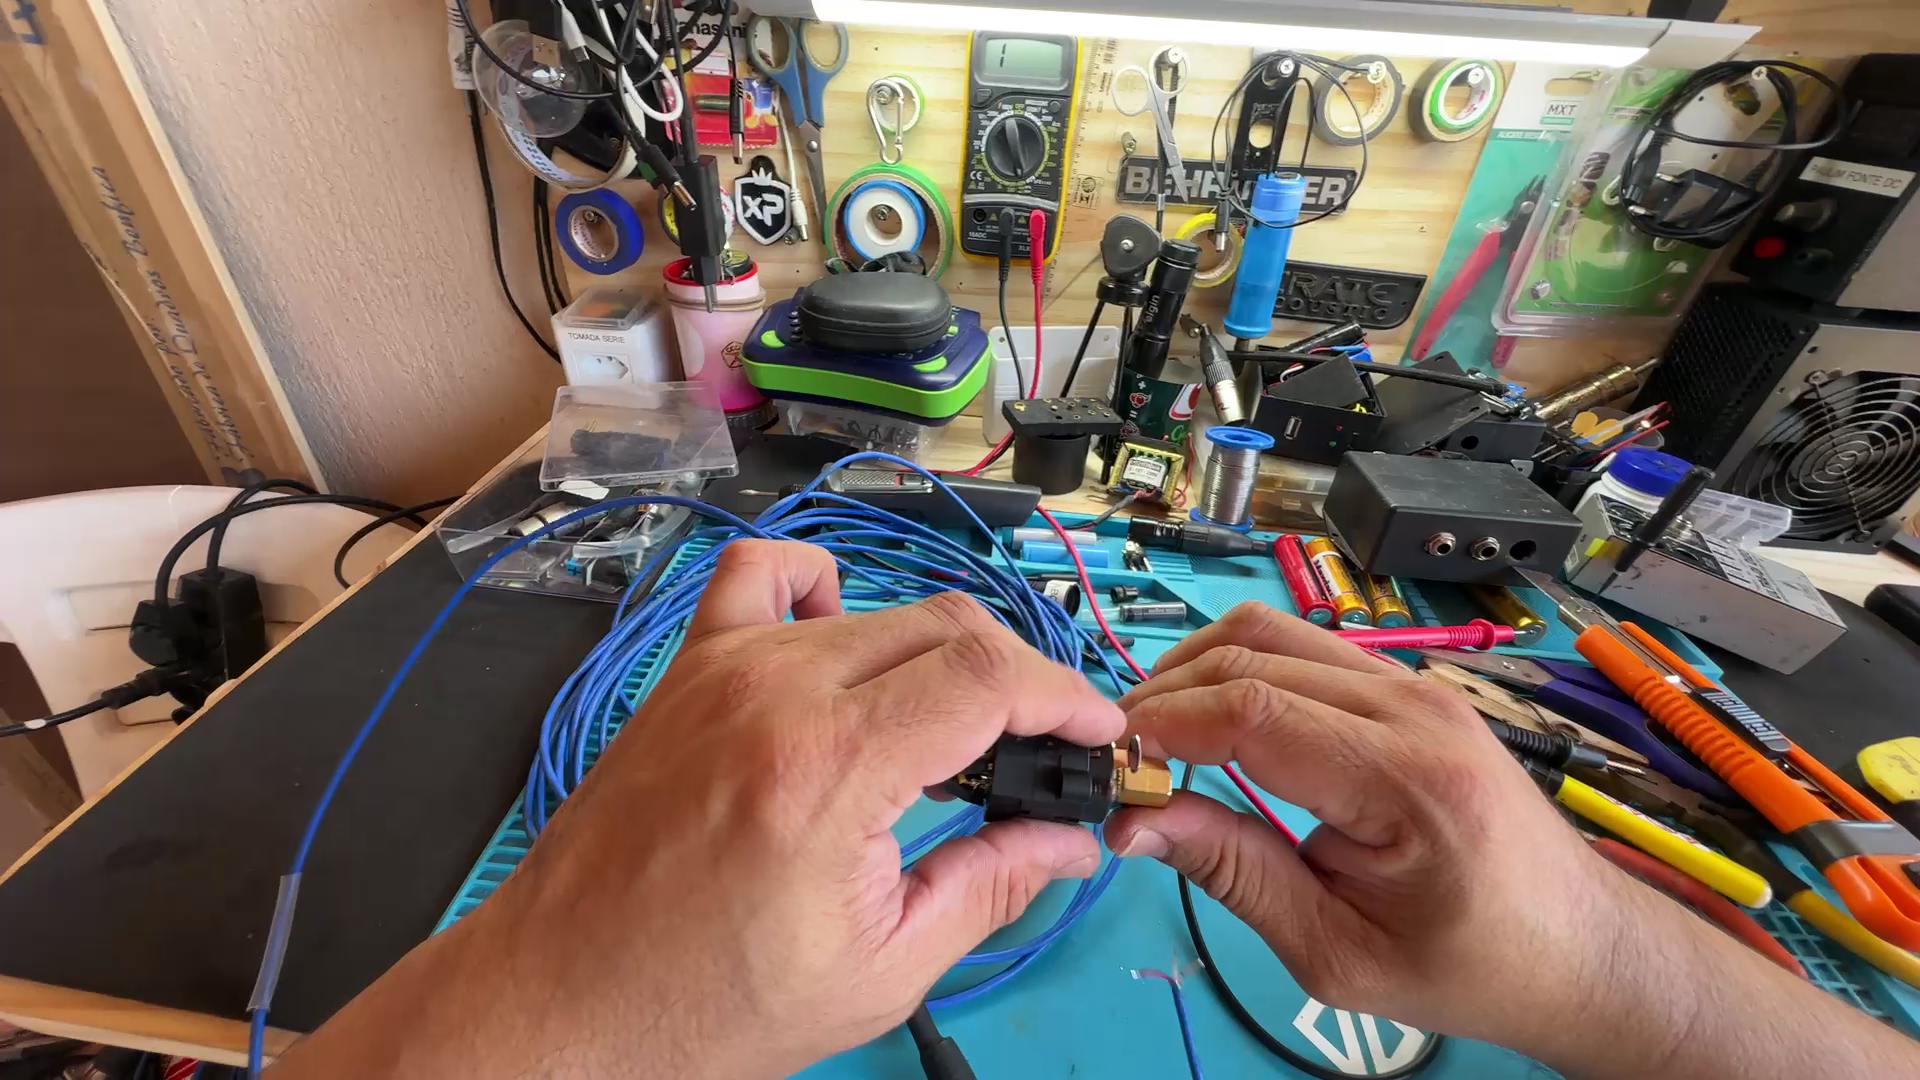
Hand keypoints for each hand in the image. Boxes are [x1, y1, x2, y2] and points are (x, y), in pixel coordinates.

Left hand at [269, 540, 1122, 1078]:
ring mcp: (731, 659)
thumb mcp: (880, 970)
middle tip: (1037, 739)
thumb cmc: (713, 1007)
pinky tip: (839, 641)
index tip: (1096, 729)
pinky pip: (768, 572)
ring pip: (884, 607)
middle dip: (1018, 677)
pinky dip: (827, 588)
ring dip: (945, 653)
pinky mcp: (694, 659)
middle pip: (948, 629)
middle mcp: (783, 686)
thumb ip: (991, 884)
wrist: (557, 1001)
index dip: (1063, 694)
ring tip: (955, 717)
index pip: (986, 679)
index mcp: (832, 767)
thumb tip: (1074, 842)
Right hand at [1104, 602, 1644, 1061]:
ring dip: (1193, 668)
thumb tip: (1131, 822)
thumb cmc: (1467, 966)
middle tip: (1122, 751)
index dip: (1166, 724)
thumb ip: (1230, 872)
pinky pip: (1293, 642)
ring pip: (1263, 629)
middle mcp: (1410, 704)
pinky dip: (1232, 664)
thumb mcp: (1335, 951)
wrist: (1586, 948)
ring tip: (1156, 725)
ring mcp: (1408, 680)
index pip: (1252, 710)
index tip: (1115, 761)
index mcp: (1406, 780)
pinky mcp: (1399, 679)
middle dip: (1165, 696)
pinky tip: (1211, 710)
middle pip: (1247, 656)